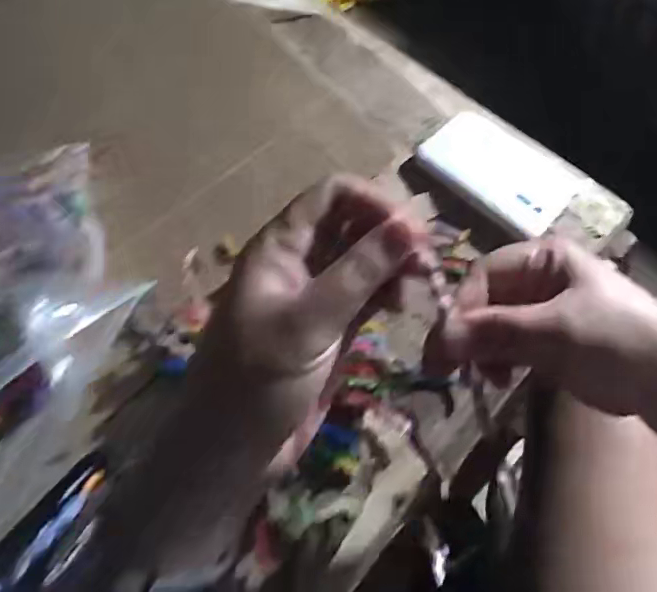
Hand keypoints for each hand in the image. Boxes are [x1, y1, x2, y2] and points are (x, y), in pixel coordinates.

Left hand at [195, 175, 434, 470]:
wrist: (230, 461)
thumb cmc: (256, 383)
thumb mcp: (308, 323)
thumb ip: (360, 272)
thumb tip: (409, 225)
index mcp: (281, 246)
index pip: (332, 195)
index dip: (372, 200)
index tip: (409, 228)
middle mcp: (302, 259)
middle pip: (355, 221)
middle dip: (392, 230)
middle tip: (426, 256)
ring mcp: (321, 291)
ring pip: (368, 255)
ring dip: (397, 260)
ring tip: (424, 278)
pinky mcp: (336, 322)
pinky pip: (371, 289)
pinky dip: (392, 288)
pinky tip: (407, 302)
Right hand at [426, 237, 656, 420]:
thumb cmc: (615, 341)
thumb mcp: (554, 332)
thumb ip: (496, 332)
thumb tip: (439, 337)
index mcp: (546, 257)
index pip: (486, 273)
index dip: (463, 308)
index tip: (446, 348)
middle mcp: (545, 275)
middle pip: (490, 297)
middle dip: (470, 331)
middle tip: (447, 371)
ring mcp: (551, 306)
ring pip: (500, 322)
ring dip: (485, 348)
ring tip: (487, 379)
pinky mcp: (558, 337)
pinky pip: (517, 341)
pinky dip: (504, 358)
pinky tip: (504, 379)